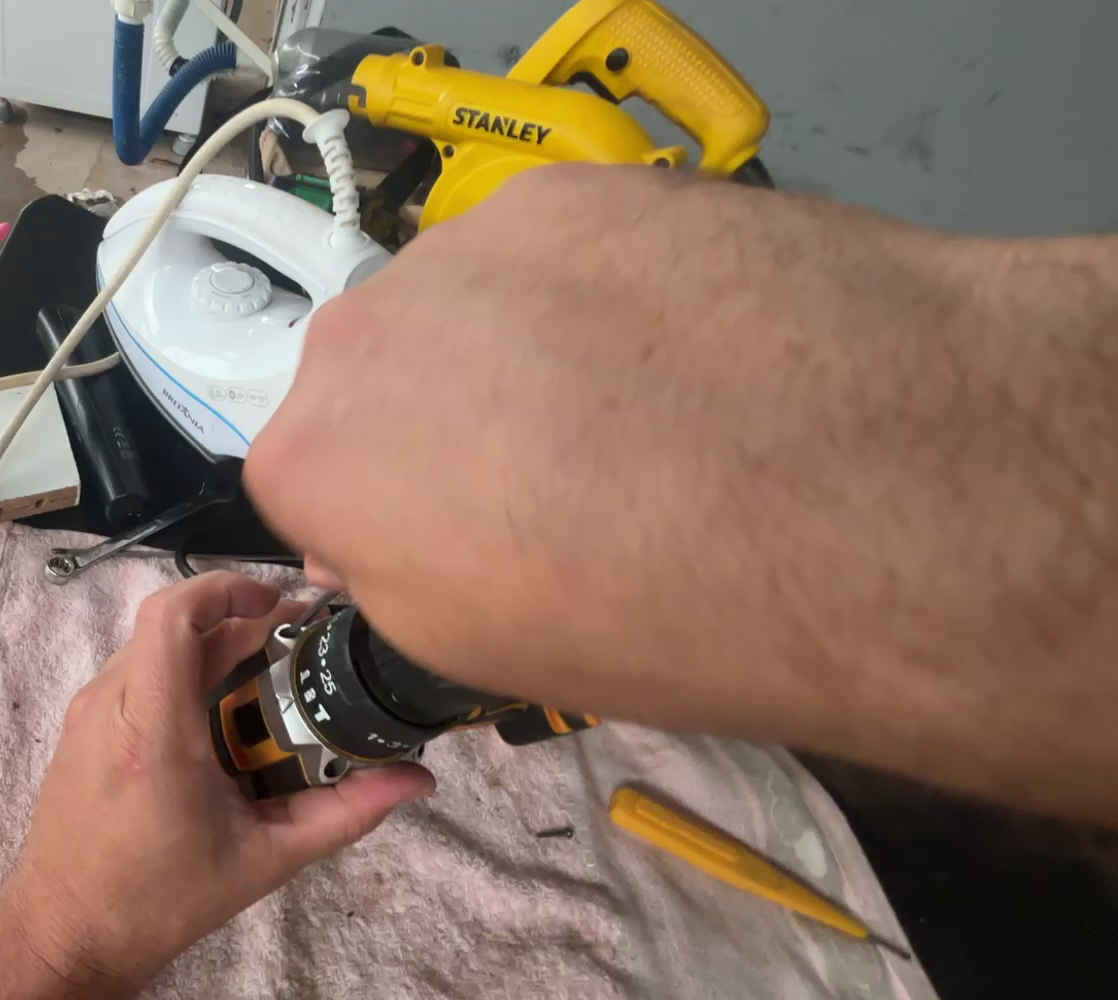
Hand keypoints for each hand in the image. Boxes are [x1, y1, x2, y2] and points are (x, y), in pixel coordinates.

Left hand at [0, 572, 434, 988]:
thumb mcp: (263, 860)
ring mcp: (88, 709)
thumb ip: (343, 814)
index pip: (172, 616)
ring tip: (260, 667)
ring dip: (206, 640)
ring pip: (150, 642)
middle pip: (169, 621)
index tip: (277, 603)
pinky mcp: (80, 722)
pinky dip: (178, 664)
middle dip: (233, 615)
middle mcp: (111, 703)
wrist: (65, 929)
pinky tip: (214, 704)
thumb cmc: (161, 900)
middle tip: (290, 637)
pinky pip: (134, 668)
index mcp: (153, 729)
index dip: (224, 588)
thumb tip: (415, 780)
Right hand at [248, 165, 1117, 821]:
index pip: (297, 479)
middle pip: (360, 386)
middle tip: (522, 474)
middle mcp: (351, 341)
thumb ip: (373, 569)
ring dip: (487, 358)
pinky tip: (648, 347)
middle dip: (414, 430)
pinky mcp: (560, 191)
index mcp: (308, 459)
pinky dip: (564, 296)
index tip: (430, 532)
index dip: (363, 513)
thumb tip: (367, 526)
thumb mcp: (452, 644)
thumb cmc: (635, 606)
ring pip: (438, 314)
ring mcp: (454, 252)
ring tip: (603, 411)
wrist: (866, 497)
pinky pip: (524, 255)